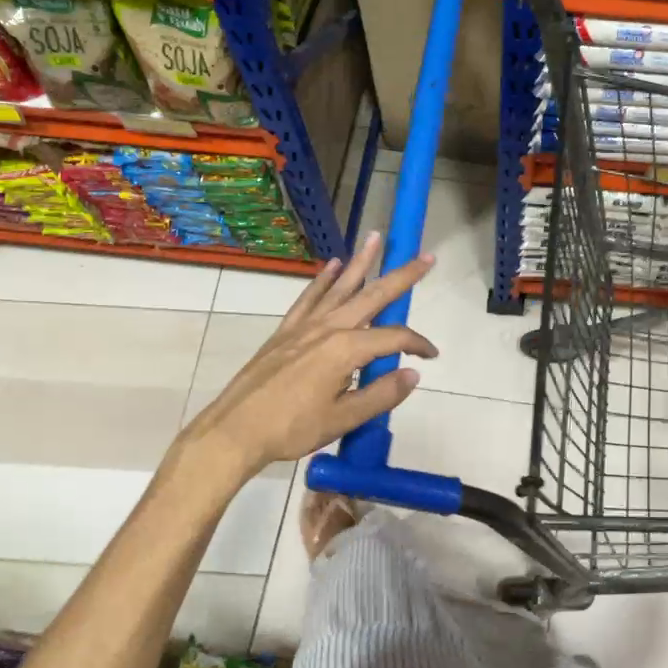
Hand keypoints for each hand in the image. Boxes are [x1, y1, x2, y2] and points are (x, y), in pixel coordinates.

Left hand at [178, 232, 436, 478]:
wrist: (235, 430)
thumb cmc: (291, 428)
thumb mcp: (343, 420)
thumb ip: (381, 395)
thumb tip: (413, 373)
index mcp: (345, 350)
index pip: (393, 338)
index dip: (417, 344)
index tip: (431, 356)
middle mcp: (327, 328)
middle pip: (372, 295)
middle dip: (402, 276)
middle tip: (425, 257)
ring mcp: (304, 326)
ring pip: (340, 287)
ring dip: (361, 262)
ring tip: (376, 237)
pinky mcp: (286, 331)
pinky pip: (309, 297)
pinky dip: (323, 280)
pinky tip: (332, 266)